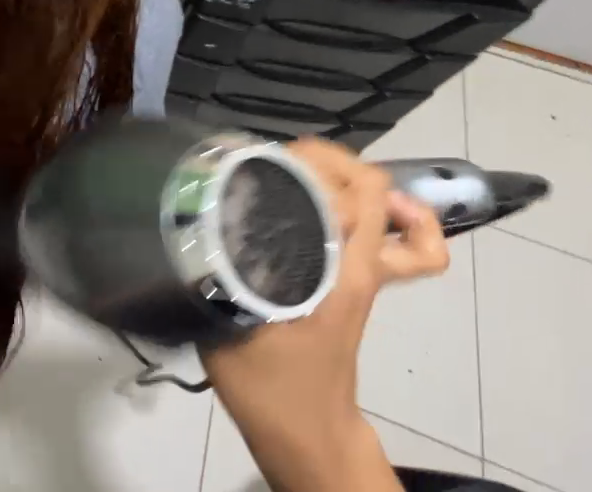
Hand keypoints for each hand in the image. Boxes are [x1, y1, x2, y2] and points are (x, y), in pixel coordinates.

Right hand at [201, 138, 450, 491]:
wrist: (305, 431)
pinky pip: (400, 245)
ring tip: (304, 171)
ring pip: (393, 210)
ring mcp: (366, 273)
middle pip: (373, 188)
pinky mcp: (358, 283)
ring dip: (352, 179)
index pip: (356, 195)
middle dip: (327, 161)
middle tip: (272, 160)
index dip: (314, 164)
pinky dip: (389, 216)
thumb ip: (213, 272)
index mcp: (337, 270)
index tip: (260, 161)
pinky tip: (344, 205)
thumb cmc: (267, 383)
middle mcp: (360, 264)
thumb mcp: (228, 326)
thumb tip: (191, 220)